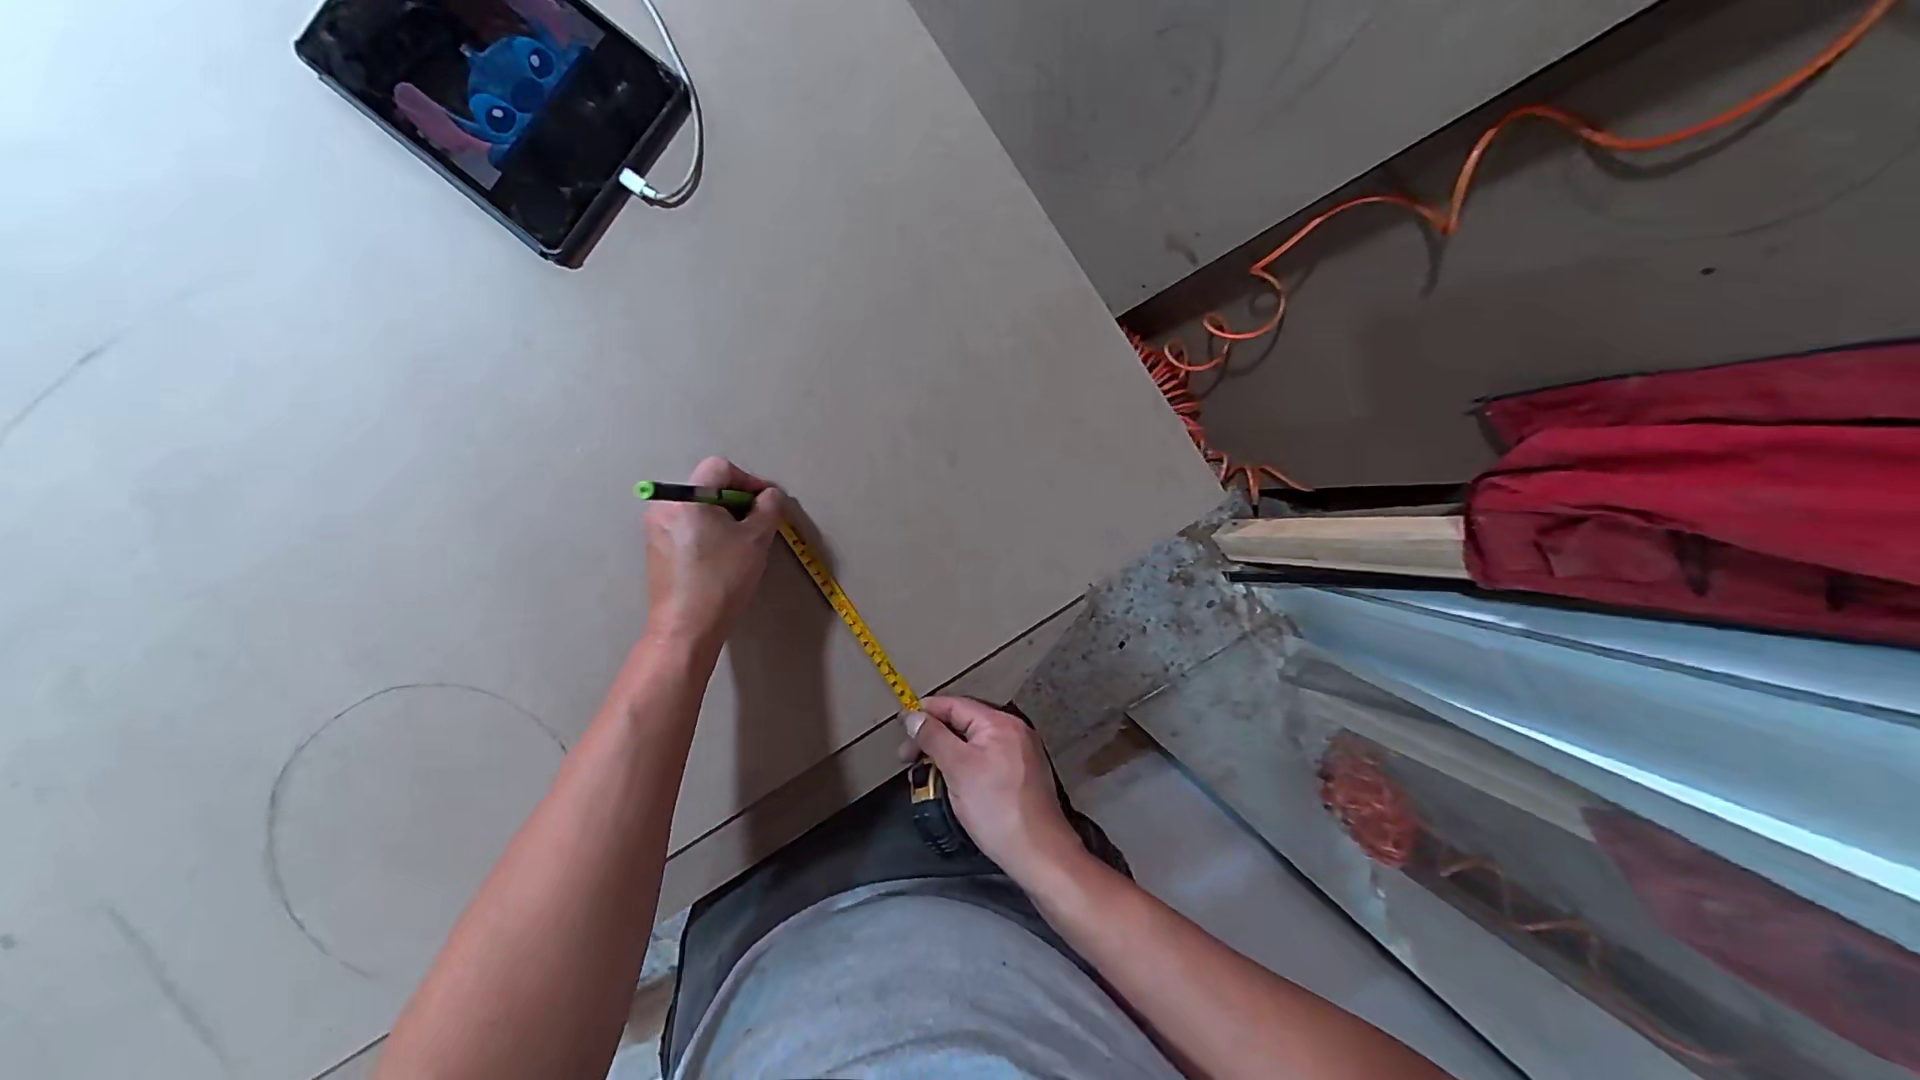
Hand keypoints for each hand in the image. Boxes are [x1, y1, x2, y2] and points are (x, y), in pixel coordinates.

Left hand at [643, 457, 784, 647]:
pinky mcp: (656, 548)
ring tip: (741, 543)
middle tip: (757, 524)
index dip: (749, 481)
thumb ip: (768, 509)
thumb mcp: (756, 540)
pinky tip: (721, 556)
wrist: (686, 627)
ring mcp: (656, 528)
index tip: (766, 503)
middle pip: (707, 486)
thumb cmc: (722, 579)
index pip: (720, 468)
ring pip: (697, 508)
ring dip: (723, 517)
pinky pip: (687, 526)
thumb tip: (770, 496)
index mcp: (685, 497)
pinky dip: (708, 531)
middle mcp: (664, 506)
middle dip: (736, 501)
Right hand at [906, 697, 1083, 882]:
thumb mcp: (957, 768)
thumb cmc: (999, 810)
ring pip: (973, 743)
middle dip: (933, 736)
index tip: (903, 726)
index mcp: (1000, 723)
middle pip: (964, 722)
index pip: (955, 704)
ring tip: (925, 771)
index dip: (925, 712)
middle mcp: (1013, 731)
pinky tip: (950, 780)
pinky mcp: (1020, 774)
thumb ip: (933, 737)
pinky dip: (964, 764)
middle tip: (909, 755)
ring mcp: (1019, 753)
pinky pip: (985, 759)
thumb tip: (914, 717)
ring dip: (946, 752)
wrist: (1037, 852)